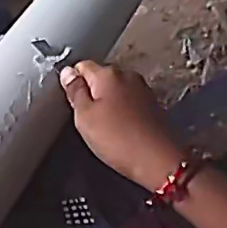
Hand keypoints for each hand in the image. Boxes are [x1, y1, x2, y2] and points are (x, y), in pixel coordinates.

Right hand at [61, 60, 181, 188]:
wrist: (159, 161)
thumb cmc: (117, 139)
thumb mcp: (84, 116)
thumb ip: (74, 91)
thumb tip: (67, 72)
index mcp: (107, 74)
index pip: (81, 66)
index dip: (73, 83)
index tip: (73, 102)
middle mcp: (127, 75)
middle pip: (99, 77)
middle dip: (91, 93)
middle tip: (87, 118)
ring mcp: (143, 89)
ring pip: (115, 91)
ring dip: (108, 104)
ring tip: (106, 127)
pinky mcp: (153, 105)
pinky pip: (129, 102)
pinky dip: (122, 112)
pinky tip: (121, 130)